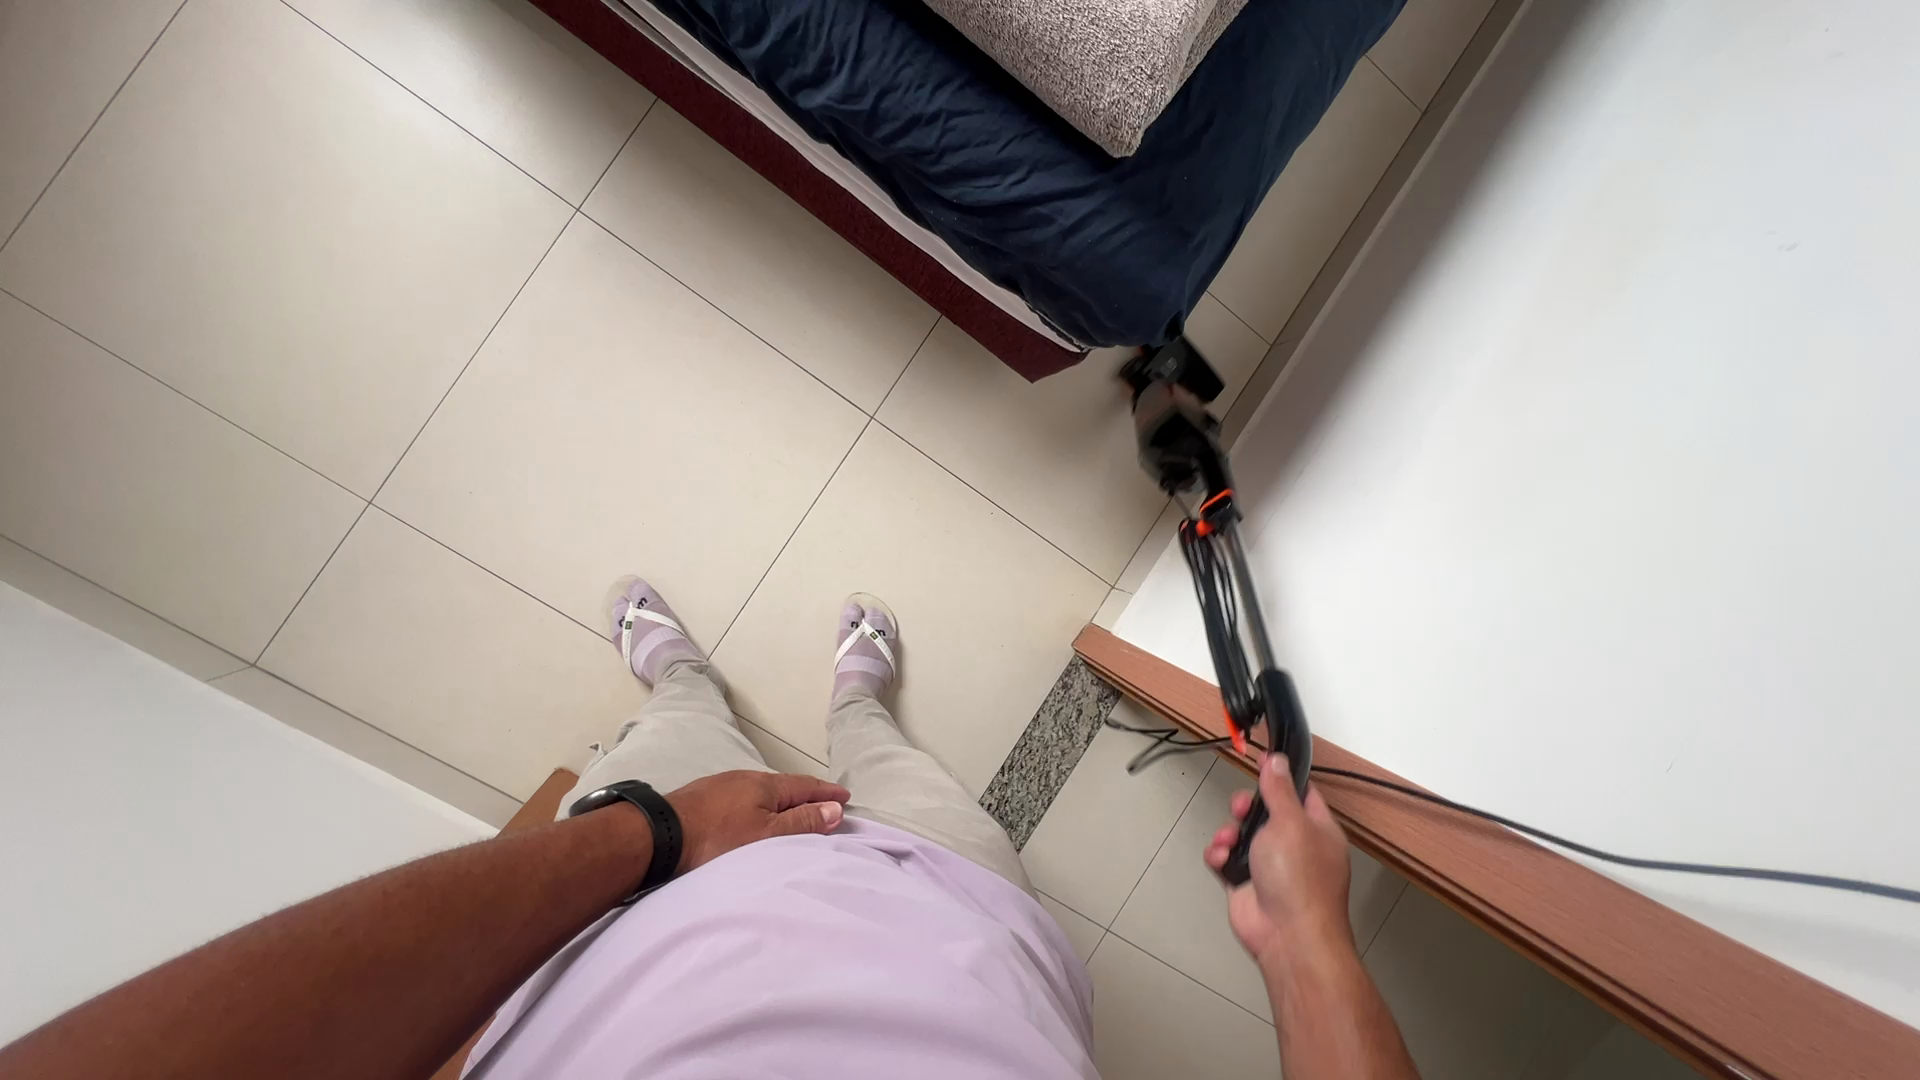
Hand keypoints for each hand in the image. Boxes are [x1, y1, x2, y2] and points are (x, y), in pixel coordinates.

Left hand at [664, 771, 850, 872]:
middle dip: (808, 793)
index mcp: (767, 786)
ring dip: (784, 799)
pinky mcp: (705, 796)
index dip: (827, 792)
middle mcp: (747, 778)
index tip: (846, 796)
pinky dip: (761, 803)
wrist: (660, 835)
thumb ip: (802, 821)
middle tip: (826, 802)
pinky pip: (745, 796)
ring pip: (763, 790)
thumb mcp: (766, 835)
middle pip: (786, 785)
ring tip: (795, 808)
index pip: (806, 785)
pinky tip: (754, 813)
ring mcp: (723, 785)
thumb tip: (836, 808)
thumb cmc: (718, 838)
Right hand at [1205, 753, 1353, 970]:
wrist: (1286, 936)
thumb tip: (1278, 760)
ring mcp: (1268, 865)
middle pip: (1264, 811)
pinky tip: (1222, 862)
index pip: (1301, 793)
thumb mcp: (1290, 823)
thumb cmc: (1298, 876)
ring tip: (1228, 843)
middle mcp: (1294, 845)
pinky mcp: (1244, 881)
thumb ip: (1279, 789)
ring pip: (1240, 833)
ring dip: (1228, 833)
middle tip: (1241, 810)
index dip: (1280, 777)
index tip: (1262, 762)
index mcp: (1316, 830)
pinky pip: (1225, 857)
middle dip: (1246, 807)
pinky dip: (1220, 856)